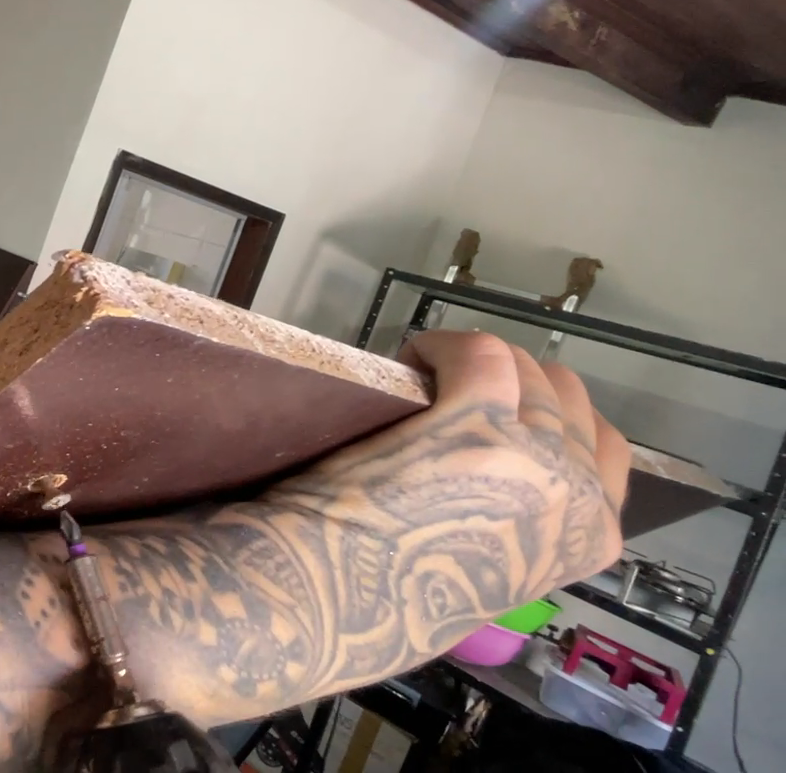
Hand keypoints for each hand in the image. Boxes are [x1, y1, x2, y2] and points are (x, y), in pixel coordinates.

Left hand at [93, 330, 629, 722]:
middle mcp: (581, 498)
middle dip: (512, 379)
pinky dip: (444, 345)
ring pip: (532, 373)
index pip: (601, 447)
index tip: (490, 401)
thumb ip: (507, 520)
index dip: (544, 413)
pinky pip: (483, 354)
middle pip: (567, 399)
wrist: (333, 590)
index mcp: (592, 540)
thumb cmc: (385, 582)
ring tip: (423, 371)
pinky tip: (409, 352)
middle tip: (447, 380)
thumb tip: (485, 472)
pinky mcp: (476, 425)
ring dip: (476, 360)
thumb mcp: (481, 562)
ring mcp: (537, 460)